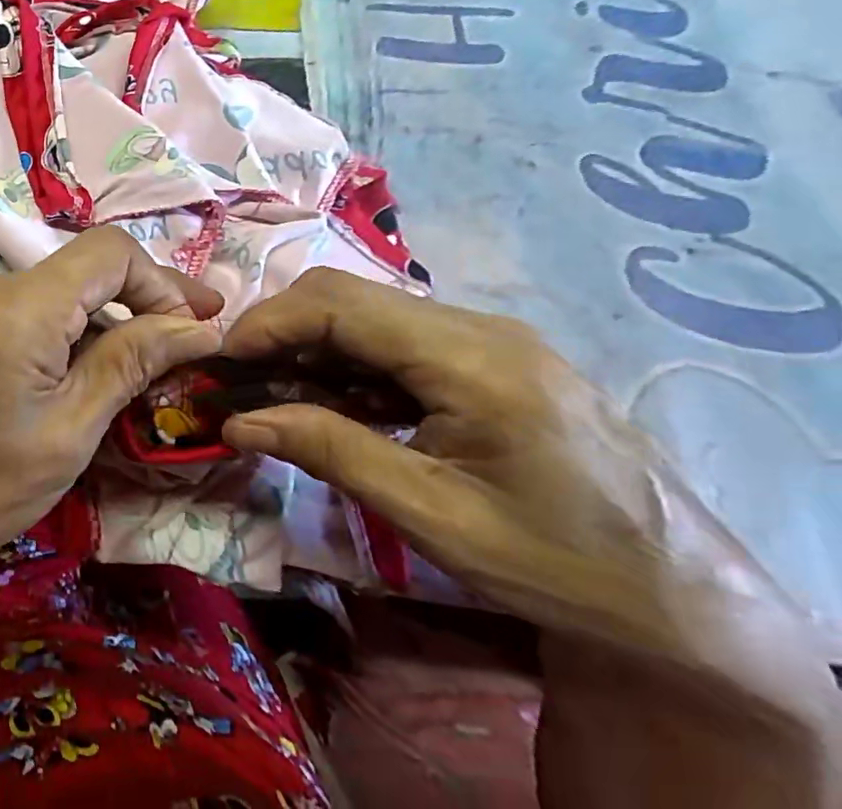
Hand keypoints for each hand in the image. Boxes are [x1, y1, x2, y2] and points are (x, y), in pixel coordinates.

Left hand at [0, 226, 223, 628]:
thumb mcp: (72, 429)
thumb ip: (132, 362)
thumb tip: (199, 328)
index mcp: (17, 308)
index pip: (109, 252)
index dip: (163, 282)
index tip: (198, 329)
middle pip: (87, 266)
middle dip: (145, 297)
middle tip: (197, 338)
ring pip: (63, 288)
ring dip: (113, 316)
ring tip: (160, 360)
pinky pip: (35, 310)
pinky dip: (76, 329)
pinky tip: (104, 365)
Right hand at [218, 268, 820, 671]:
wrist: (682, 600)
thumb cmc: (555, 561)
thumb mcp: (429, 513)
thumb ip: (328, 451)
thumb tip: (236, 422)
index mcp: (474, 360)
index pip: (339, 305)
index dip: (265, 324)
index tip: (216, 363)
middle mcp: (481, 330)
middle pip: (347, 297)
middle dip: (277, 331)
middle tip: (235, 381)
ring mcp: (488, 342)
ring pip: (365, 315)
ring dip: (306, 348)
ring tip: (268, 397)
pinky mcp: (488, 362)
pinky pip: (393, 342)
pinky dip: (342, 364)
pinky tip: (326, 405)